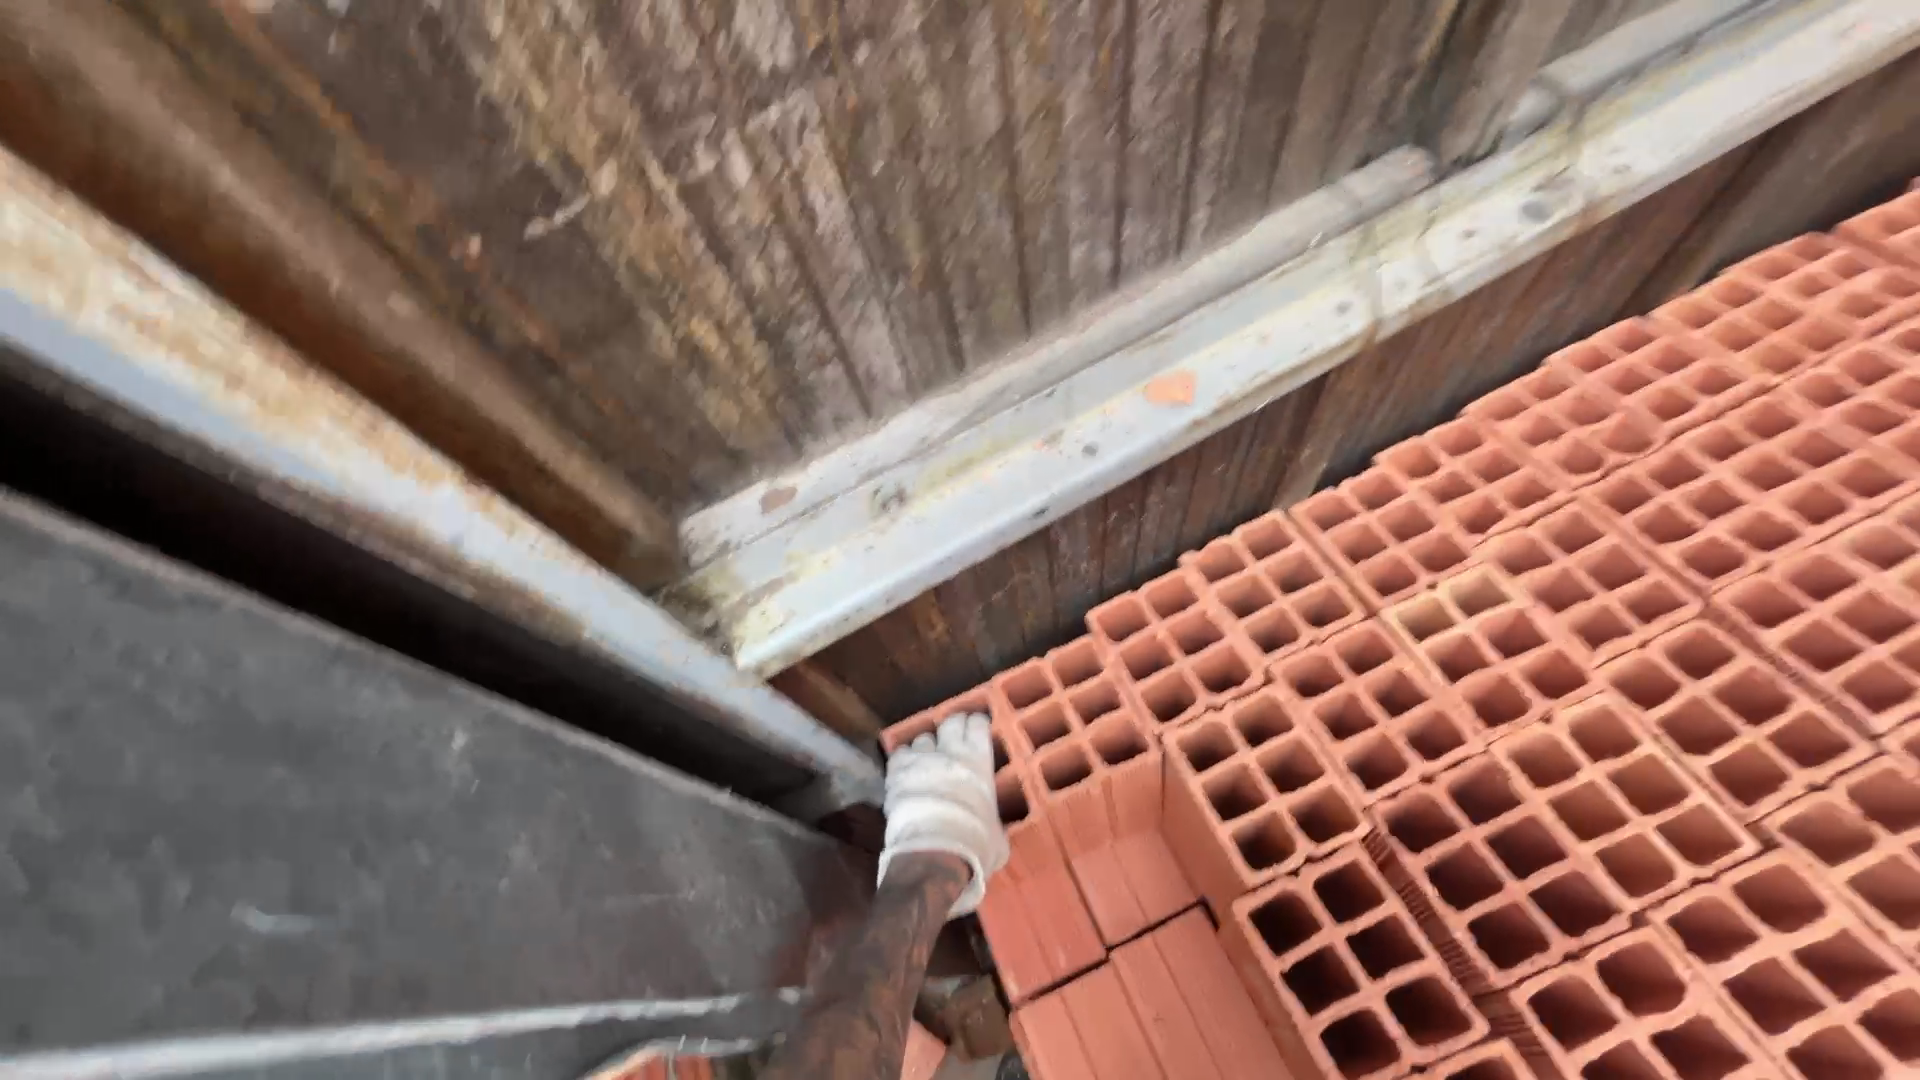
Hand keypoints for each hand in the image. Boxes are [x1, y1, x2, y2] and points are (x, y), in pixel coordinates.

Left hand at [877, 713, 1008, 916]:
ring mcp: (921, 757)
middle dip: (952, 727)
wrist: (934, 852)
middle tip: (952, 739)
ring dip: (925, 748)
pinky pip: (899, 754)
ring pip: (922, 738)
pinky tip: (904, 773)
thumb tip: (994, 829)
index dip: (976, 725)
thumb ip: (994, 820)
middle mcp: (950, 750)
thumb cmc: (975, 844)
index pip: (978, 724)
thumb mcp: (997, 833)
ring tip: (926, 763)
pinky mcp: (897, 770)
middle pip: (950, 721)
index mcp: (979, 760)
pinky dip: (903, 761)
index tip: (976, 730)